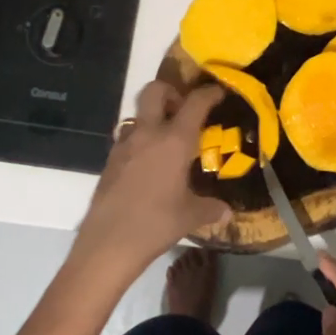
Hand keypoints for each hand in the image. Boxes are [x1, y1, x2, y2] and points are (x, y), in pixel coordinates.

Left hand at [71, 81, 231, 278]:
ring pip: (137, 115)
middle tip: (182, 109)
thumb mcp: (190, 216)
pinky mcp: (110, 161)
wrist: (108, 243)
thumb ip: (211, 208)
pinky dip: (140, 141)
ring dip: (152, 117)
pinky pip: (127, 138)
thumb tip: (227, 212)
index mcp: (174, 141)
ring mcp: (124, 145)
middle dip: (170, 92)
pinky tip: (149, 165)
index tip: (218, 92)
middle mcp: (147, 134)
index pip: (195, 104)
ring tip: (166, 140)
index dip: (209, 93)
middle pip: (154, 91)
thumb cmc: (156, 224)